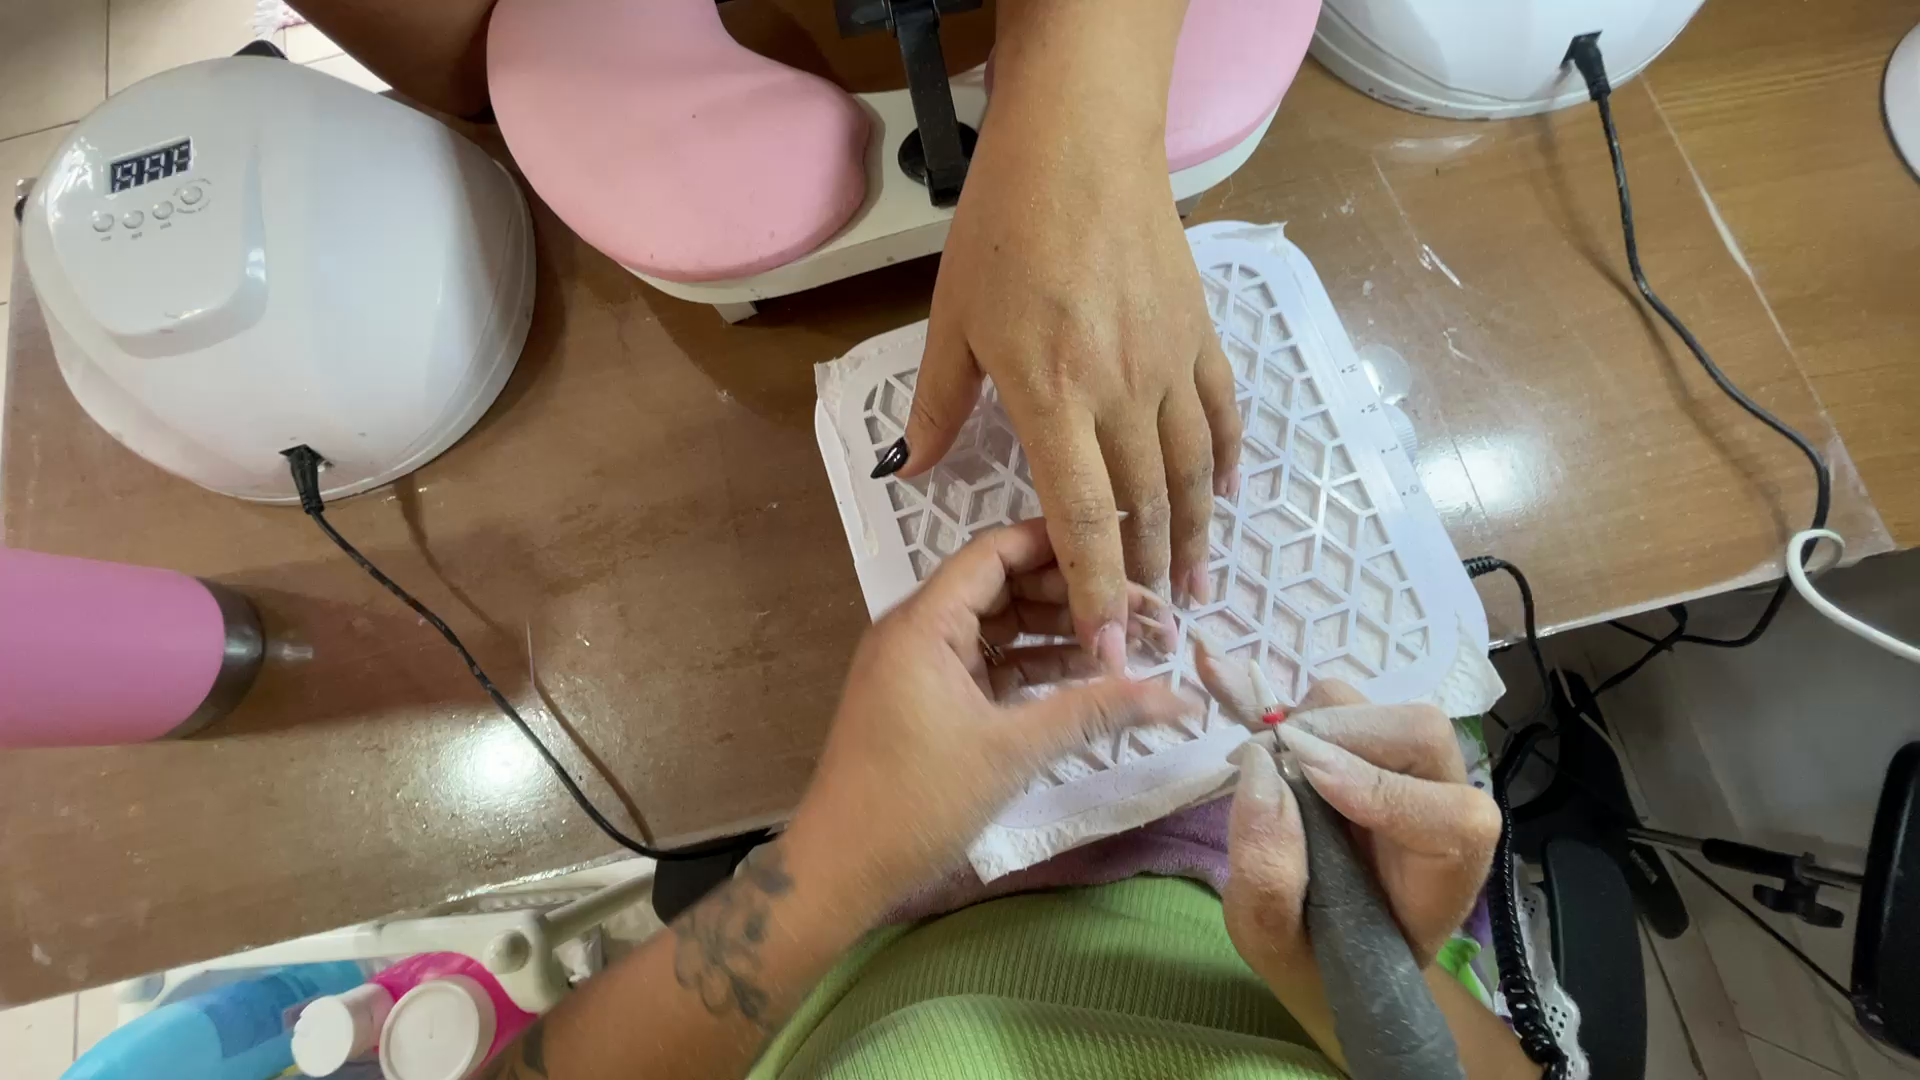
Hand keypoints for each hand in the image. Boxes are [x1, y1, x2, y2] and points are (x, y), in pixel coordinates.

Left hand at [784, 520, 1187, 921]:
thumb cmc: (916, 801)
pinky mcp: (929, 694)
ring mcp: (922, 662)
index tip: (1118, 550)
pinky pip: (988, 662)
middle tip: (1138, 608)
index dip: (1057, 544)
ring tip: (1125, 641)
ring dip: (1056, 632)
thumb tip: (1180, 699)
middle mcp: (919, 628)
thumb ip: (1094, 712)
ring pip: (999, 625)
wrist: (841, 868)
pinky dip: (1031, 665)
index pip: (995, 552)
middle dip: (1069, 595)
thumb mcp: (1012, 752)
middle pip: (1003, 586)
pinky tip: (1086, 673)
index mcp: (925, 622)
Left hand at [886, 1, 1240, 657]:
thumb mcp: (952, 321)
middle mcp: (1120, 396)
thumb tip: (911, 468)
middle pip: (1142, 509)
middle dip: (1146, 577)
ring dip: (1193, 538)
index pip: (1083, 520)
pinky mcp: (1200, 339)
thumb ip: (937, 406)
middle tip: (1153, 628)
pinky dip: (1223, 464)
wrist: (1081, 143)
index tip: (1109, 644)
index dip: (1096, 590)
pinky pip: (1222, 416)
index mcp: (1052, 400)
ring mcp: (1170, 367)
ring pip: (1189, 474)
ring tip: (1197, 588)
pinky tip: (1221, 499)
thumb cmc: (1004, 229)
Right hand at [1198, 671, 1500, 981]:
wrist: (1330, 947)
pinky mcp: (1364, 745)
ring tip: (1261, 757)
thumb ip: (1267, 876)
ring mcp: (1404, 769)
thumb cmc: (1312, 957)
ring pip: (1372, 705)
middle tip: (1263, 760)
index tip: (1299, 775)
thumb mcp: (1274, 942)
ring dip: (1306, 718)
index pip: (1452, 816)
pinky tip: (1217, 674)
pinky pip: (1333, 700)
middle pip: (1417, 734)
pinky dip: (1280, 697)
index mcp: (1441, 878)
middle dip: (1332, 733)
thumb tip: (1259, 771)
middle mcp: (1437, 809)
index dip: (1378, 786)